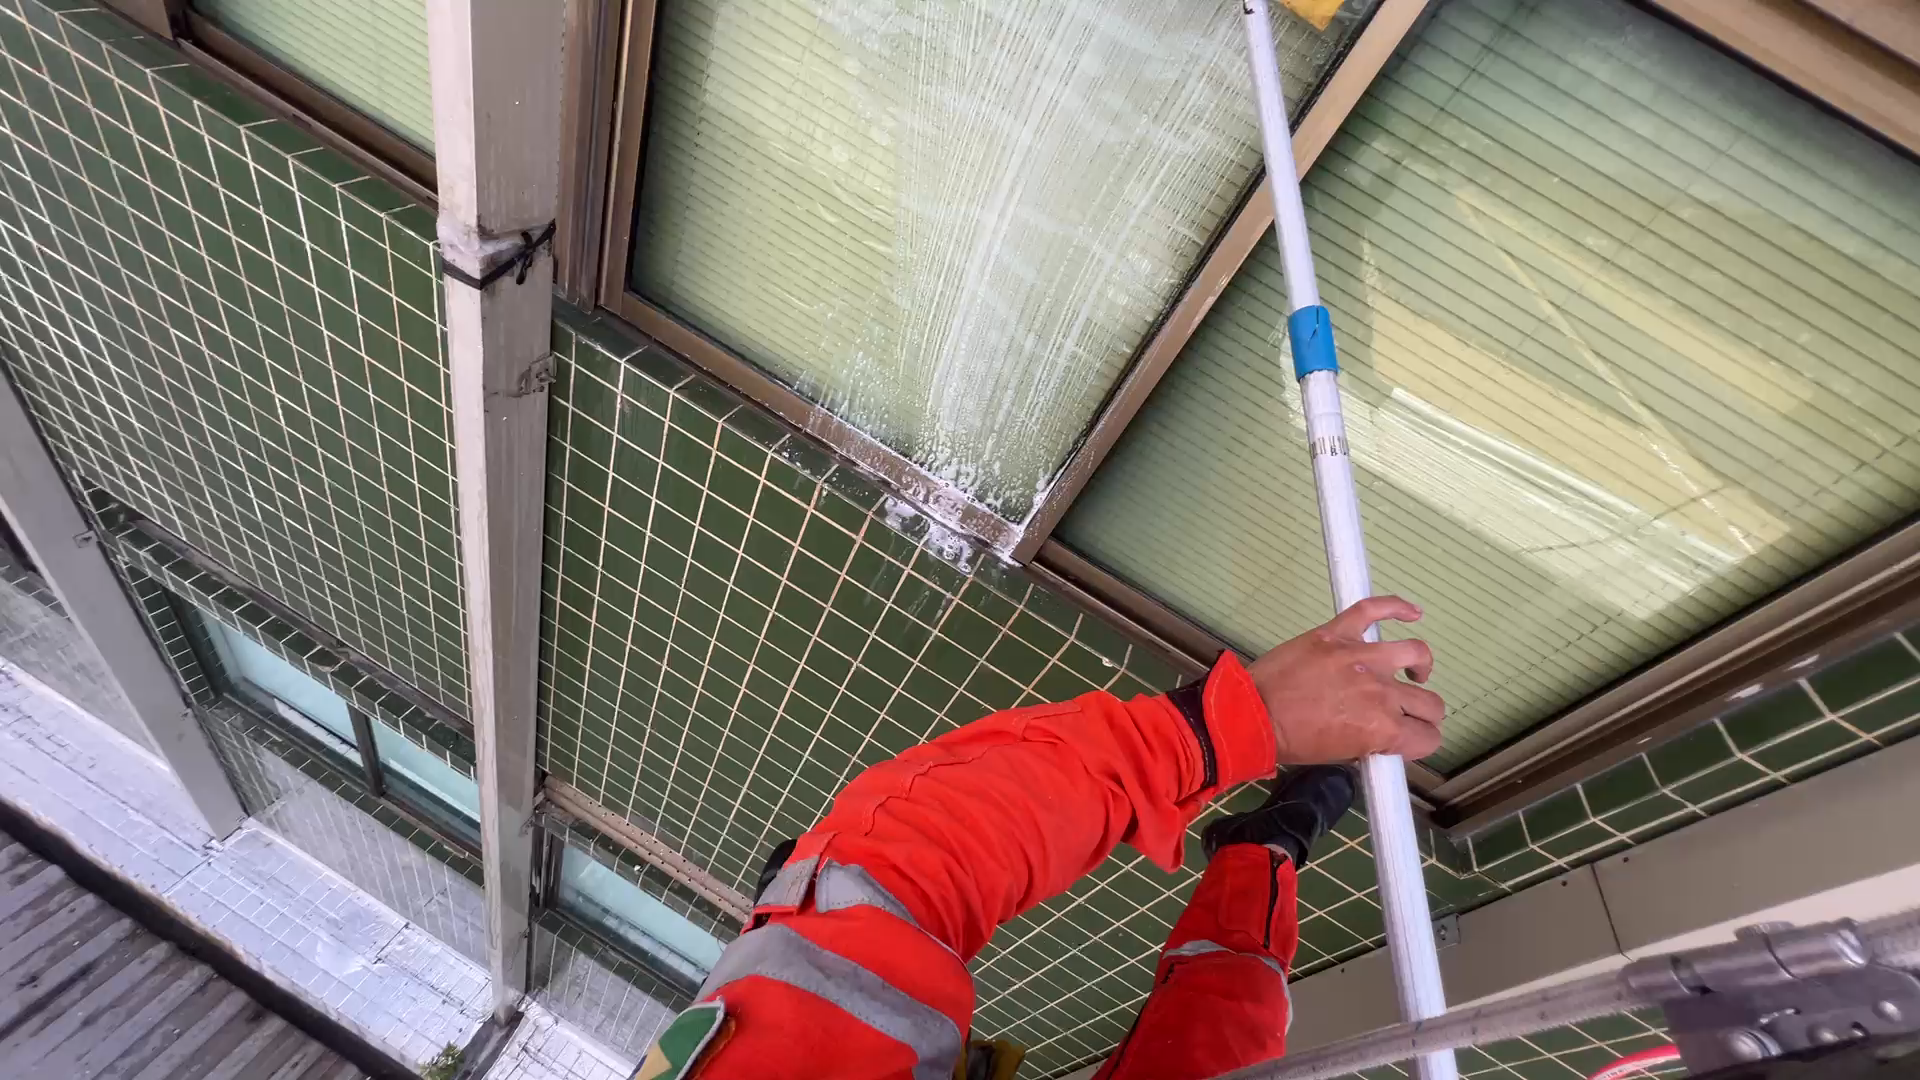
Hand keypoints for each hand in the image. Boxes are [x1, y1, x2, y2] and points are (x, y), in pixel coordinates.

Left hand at [1247, 596, 1443, 763]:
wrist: (1249, 712)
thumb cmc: (1288, 739)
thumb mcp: (1340, 754)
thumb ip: (1372, 741)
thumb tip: (1383, 734)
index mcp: (1384, 729)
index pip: (1429, 736)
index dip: (1419, 740)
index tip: (1407, 737)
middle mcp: (1380, 691)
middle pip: (1428, 701)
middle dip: (1422, 712)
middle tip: (1405, 711)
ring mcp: (1358, 658)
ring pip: (1413, 652)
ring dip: (1418, 664)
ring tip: (1411, 670)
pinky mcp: (1334, 635)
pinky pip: (1370, 610)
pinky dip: (1394, 607)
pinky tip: (1411, 612)